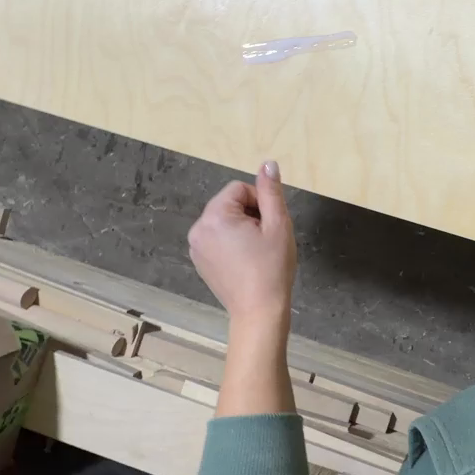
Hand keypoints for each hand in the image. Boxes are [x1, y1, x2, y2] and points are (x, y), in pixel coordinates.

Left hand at [188, 161, 296, 328]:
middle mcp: (198, 228)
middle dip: (250, 215)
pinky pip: (217, 238)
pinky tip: (246, 261)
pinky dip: (232, 242)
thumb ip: (271, 191)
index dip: (261, 202)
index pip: (240, 189)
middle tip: (266, 239)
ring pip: (224, 220)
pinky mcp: (199, 260)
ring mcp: (196, 246)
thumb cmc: (272, 267)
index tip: (270, 226)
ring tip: (257, 251)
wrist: (259, 310)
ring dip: (242, 228)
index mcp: (215, 216)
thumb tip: (268, 163)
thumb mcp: (278, 225)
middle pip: (230, 203)